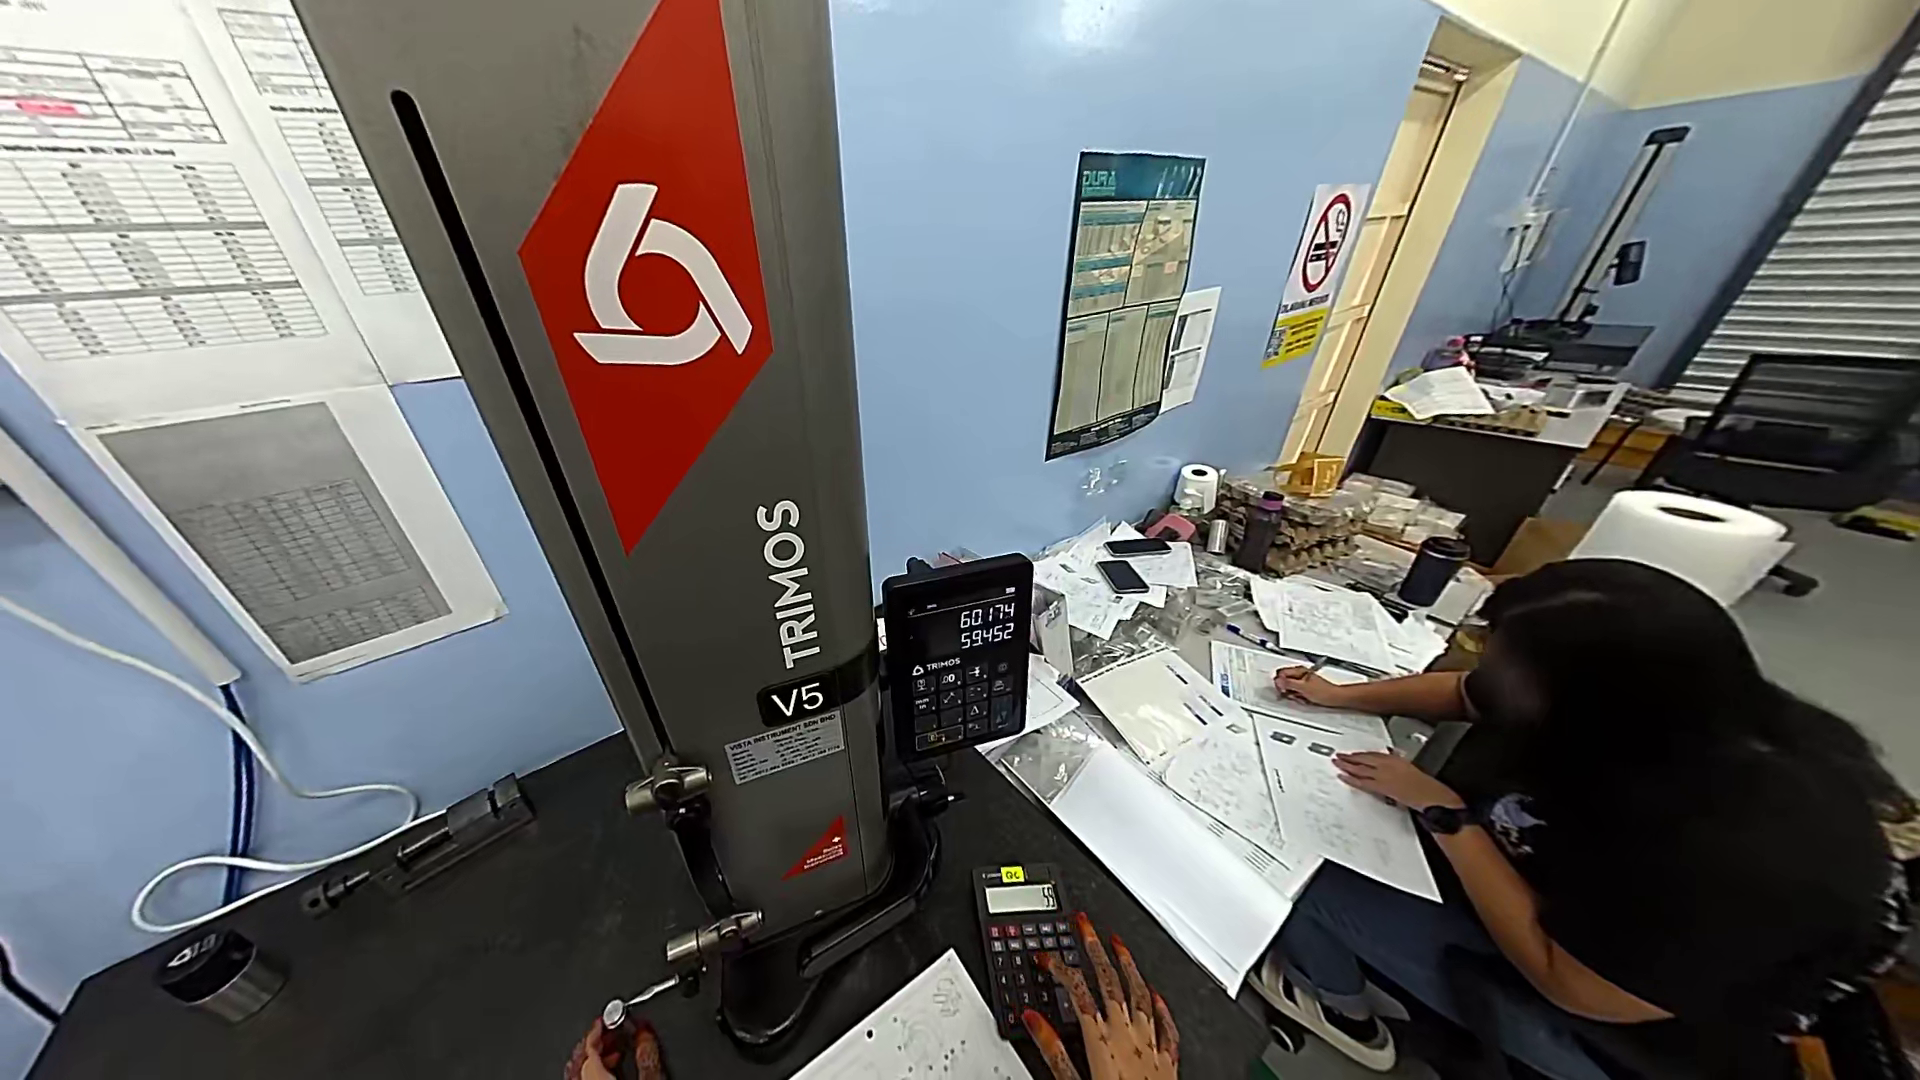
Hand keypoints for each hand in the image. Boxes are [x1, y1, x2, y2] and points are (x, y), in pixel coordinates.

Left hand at [564, 1018, 665, 1079]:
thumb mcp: (653, 1079)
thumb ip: (648, 1052)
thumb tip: (644, 1027)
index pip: (587, 1052)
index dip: (595, 1030)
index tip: (605, 1018)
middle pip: (578, 1063)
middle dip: (595, 1041)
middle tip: (613, 1028)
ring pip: (578, 1074)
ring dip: (595, 1056)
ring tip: (617, 1046)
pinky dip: (594, 1070)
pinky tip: (612, 1066)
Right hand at [1026, 912, 1177, 1079]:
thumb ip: (1052, 1052)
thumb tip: (1032, 1018)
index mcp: (1101, 1040)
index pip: (1076, 989)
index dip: (1058, 967)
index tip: (1044, 957)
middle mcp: (1128, 1036)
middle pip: (1108, 979)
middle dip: (1093, 946)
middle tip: (1083, 922)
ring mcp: (1150, 1047)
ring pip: (1139, 992)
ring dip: (1127, 963)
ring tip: (1117, 941)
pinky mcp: (1168, 1064)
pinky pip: (1166, 1026)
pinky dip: (1160, 1005)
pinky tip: (1155, 992)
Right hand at [1275, 666, 1348, 706]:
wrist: (1336, 698)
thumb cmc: (1324, 691)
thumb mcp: (1303, 688)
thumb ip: (1288, 683)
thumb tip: (1278, 681)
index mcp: (1298, 670)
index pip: (1280, 673)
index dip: (1279, 682)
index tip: (1282, 690)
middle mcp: (1300, 674)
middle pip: (1284, 680)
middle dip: (1286, 689)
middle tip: (1292, 694)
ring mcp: (1303, 681)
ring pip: (1289, 687)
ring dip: (1292, 694)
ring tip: (1301, 697)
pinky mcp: (1306, 688)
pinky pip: (1295, 691)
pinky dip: (1298, 696)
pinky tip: (1303, 699)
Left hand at [1331, 751, 1462, 810]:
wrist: (1435, 799)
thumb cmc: (1428, 786)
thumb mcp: (1411, 767)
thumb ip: (1397, 760)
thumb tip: (1389, 756)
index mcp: (1394, 759)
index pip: (1371, 754)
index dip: (1359, 755)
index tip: (1351, 754)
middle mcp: (1387, 766)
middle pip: (1363, 760)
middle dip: (1349, 759)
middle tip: (1337, 756)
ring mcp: (1383, 777)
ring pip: (1359, 770)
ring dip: (1346, 766)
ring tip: (1336, 764)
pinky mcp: (1383, 789)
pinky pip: (1362, 783)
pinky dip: (1351, 779)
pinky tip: (1343, 777)